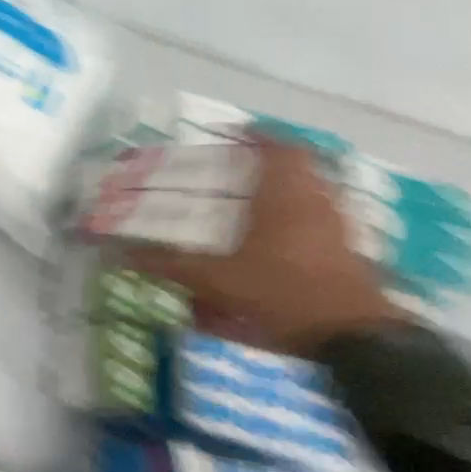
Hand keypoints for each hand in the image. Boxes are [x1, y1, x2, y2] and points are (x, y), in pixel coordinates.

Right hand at [129, 137, 400, 356]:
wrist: (354, 339)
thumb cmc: (281, 294)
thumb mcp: (213, 280)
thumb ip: (166, 263)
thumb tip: (115, 251)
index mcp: (286, 198)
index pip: (279, 150)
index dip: (256, 136)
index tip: (229, 132)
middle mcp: (318, 205)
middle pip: (297, 169)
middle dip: (263, 164)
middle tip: (228, 168)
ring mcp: (338, 229)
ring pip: (309, 194)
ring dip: (279, 192)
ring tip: (243, 202)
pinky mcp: (347, 252)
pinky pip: (317, 220)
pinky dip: (291, 218)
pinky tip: (265, 238)